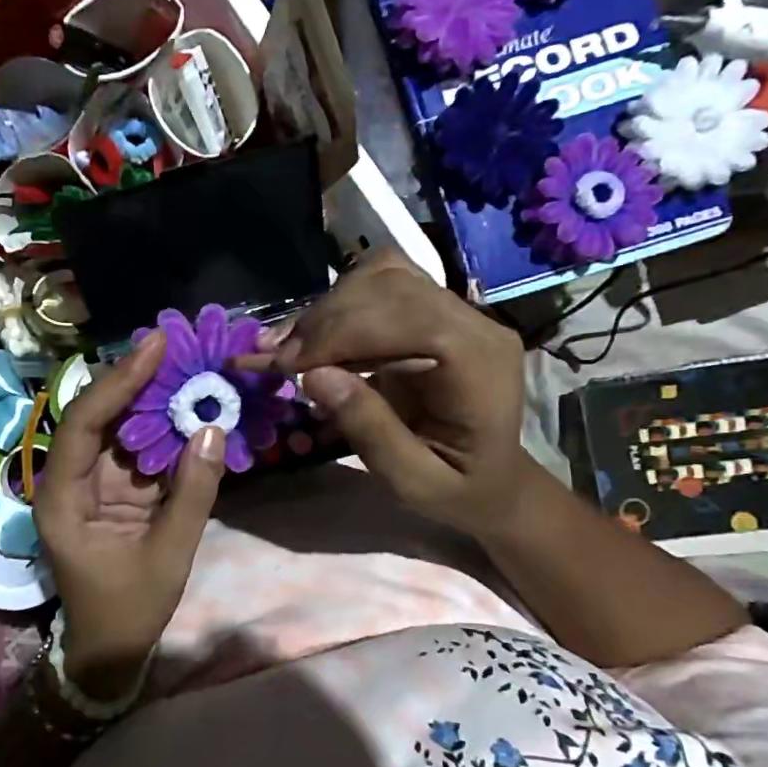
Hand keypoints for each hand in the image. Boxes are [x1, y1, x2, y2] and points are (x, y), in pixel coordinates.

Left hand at [34, 331, 225, 697]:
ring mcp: (94, 486)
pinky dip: (166, 432)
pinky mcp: (116, 493)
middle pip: (100, 416)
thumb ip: (193, 493)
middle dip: (136, 380)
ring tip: (187, 363)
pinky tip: (192, 408)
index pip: (85, 424)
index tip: (154, 347)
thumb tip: (212, 430)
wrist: (111, 651)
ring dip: (154, 400)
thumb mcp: (168, 553)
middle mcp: (72, 482)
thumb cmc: (129, 609)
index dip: (118, 382)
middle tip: (174, 342)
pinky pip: (140, 453)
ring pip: (121, 430)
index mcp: (64, 498)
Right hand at [259, 250, 534, 539]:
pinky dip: (342, 301)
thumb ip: (371, 431)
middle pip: (392, 289)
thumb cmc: (459, 490)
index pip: (409, 321)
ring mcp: (460, 311)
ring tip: (289, 346)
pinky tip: (317, 333)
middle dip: (325, 320)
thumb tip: (315, 375)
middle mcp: (476, 325)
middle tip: (273, 357)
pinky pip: (385, 282)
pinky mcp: (438, 309)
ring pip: (384, 276)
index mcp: (481, 367)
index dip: (342, 332)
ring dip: (328, 307)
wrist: (494, 479)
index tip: (286, 364)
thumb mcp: (414, 483)